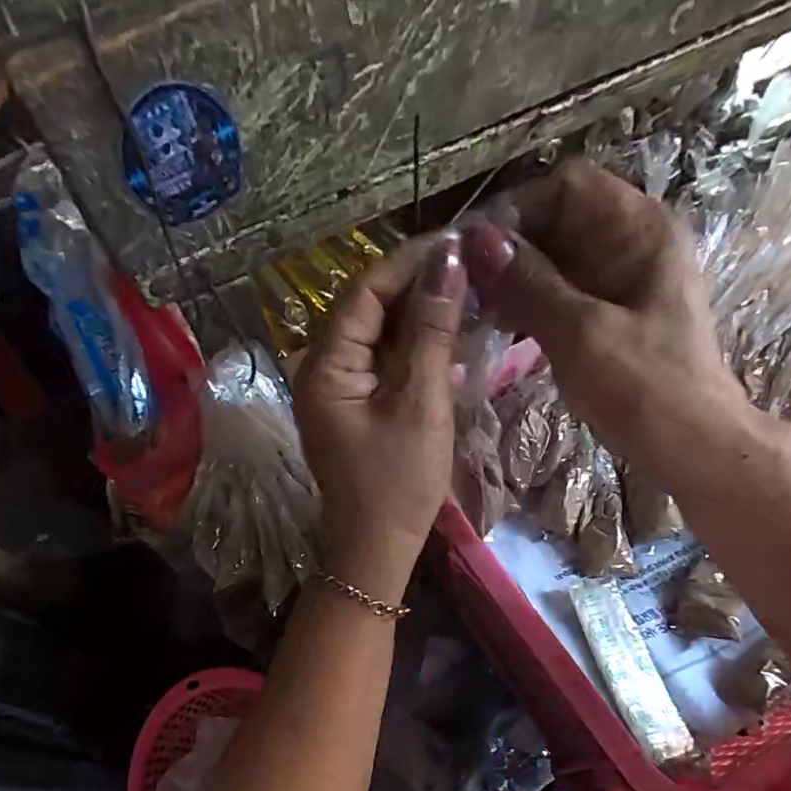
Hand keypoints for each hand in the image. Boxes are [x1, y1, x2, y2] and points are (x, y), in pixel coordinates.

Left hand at [293, 232, 466, 601]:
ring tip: (469, 295)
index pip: (364, 292)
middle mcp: (319, 369)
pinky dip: (412, 347)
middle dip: (417, 285)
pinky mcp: (350, 404)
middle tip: (472, 266)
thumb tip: (450, 259)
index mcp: (324, 366)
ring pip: (377, 332)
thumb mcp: (422, 403)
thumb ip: (433, 329)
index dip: (410, 261)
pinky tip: (448, 337)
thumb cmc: (399, 483)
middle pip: (368, 308)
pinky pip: (380, 360)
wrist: (377, 549)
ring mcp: (333, 388)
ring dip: (419, 315)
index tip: (460, 242)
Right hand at [461, 159, 744, 471]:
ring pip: (556, 259)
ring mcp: (623, 280)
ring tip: (480, 310)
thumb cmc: (643, 387)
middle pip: (559, 221)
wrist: (691, 446)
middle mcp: (633, 243)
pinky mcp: (612, 313)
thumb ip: (528, 284)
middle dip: (511, 248)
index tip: (473, 252)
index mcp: (640, 230)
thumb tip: (474, 240)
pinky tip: (505, 329)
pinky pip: (563, 292)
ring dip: (516, 279)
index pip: (567, 186)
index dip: (517, 210)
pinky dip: (531, 303)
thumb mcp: (579, 332)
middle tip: (467, 288)